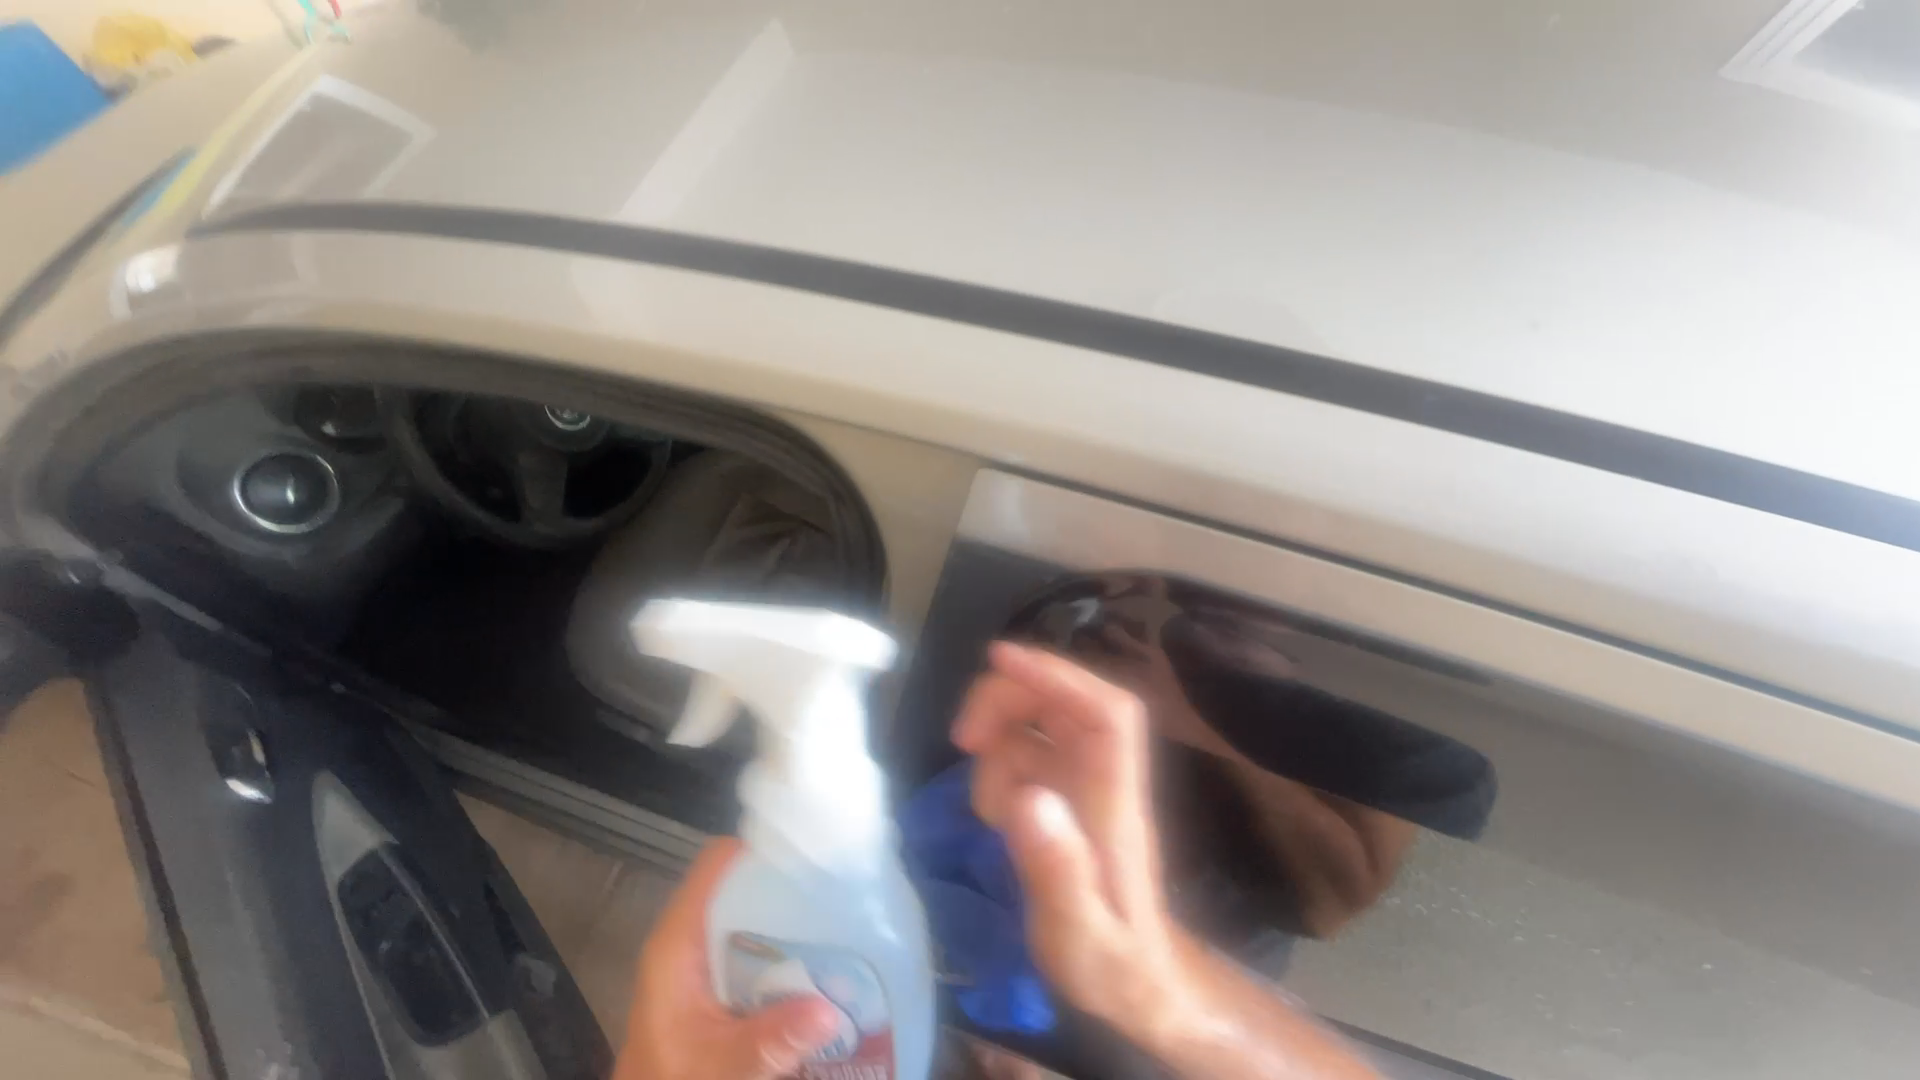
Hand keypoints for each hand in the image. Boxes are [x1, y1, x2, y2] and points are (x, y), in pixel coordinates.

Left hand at [613, 839, 840, 1079]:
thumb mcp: (718, 1067)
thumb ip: (768, 1042)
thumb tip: (829, 1012)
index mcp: (679, 941)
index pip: (717, 863)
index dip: (760, 849)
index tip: (811, 854)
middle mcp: (692, 940)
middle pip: (744, 887)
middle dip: (792, 889)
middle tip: (843, 894)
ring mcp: (705, 962)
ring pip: (755, 920)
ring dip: (796, 925)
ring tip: (847, 926)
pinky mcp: (718, 986)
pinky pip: (759, 951)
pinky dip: (790, 955)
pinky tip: (826, 968)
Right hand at [954, 644, 1379, 1079]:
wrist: (1137, 983)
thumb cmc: (1113, 964)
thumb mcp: (1082, 937)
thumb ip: (1058, 871)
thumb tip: (1028, 799)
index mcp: (1115, 800)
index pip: (1104, 711)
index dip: (1058, 674)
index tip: (1001, 658)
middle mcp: (1103, 778)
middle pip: (1062, 701)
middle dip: (1006, 701)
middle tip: (962, 738)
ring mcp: (1083, 784)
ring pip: (1036, 725)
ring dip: (996, 749)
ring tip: (987, 814)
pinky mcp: (1064, 796)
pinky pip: (1025, 755)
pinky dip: (997, 771)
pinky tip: (995, 819)